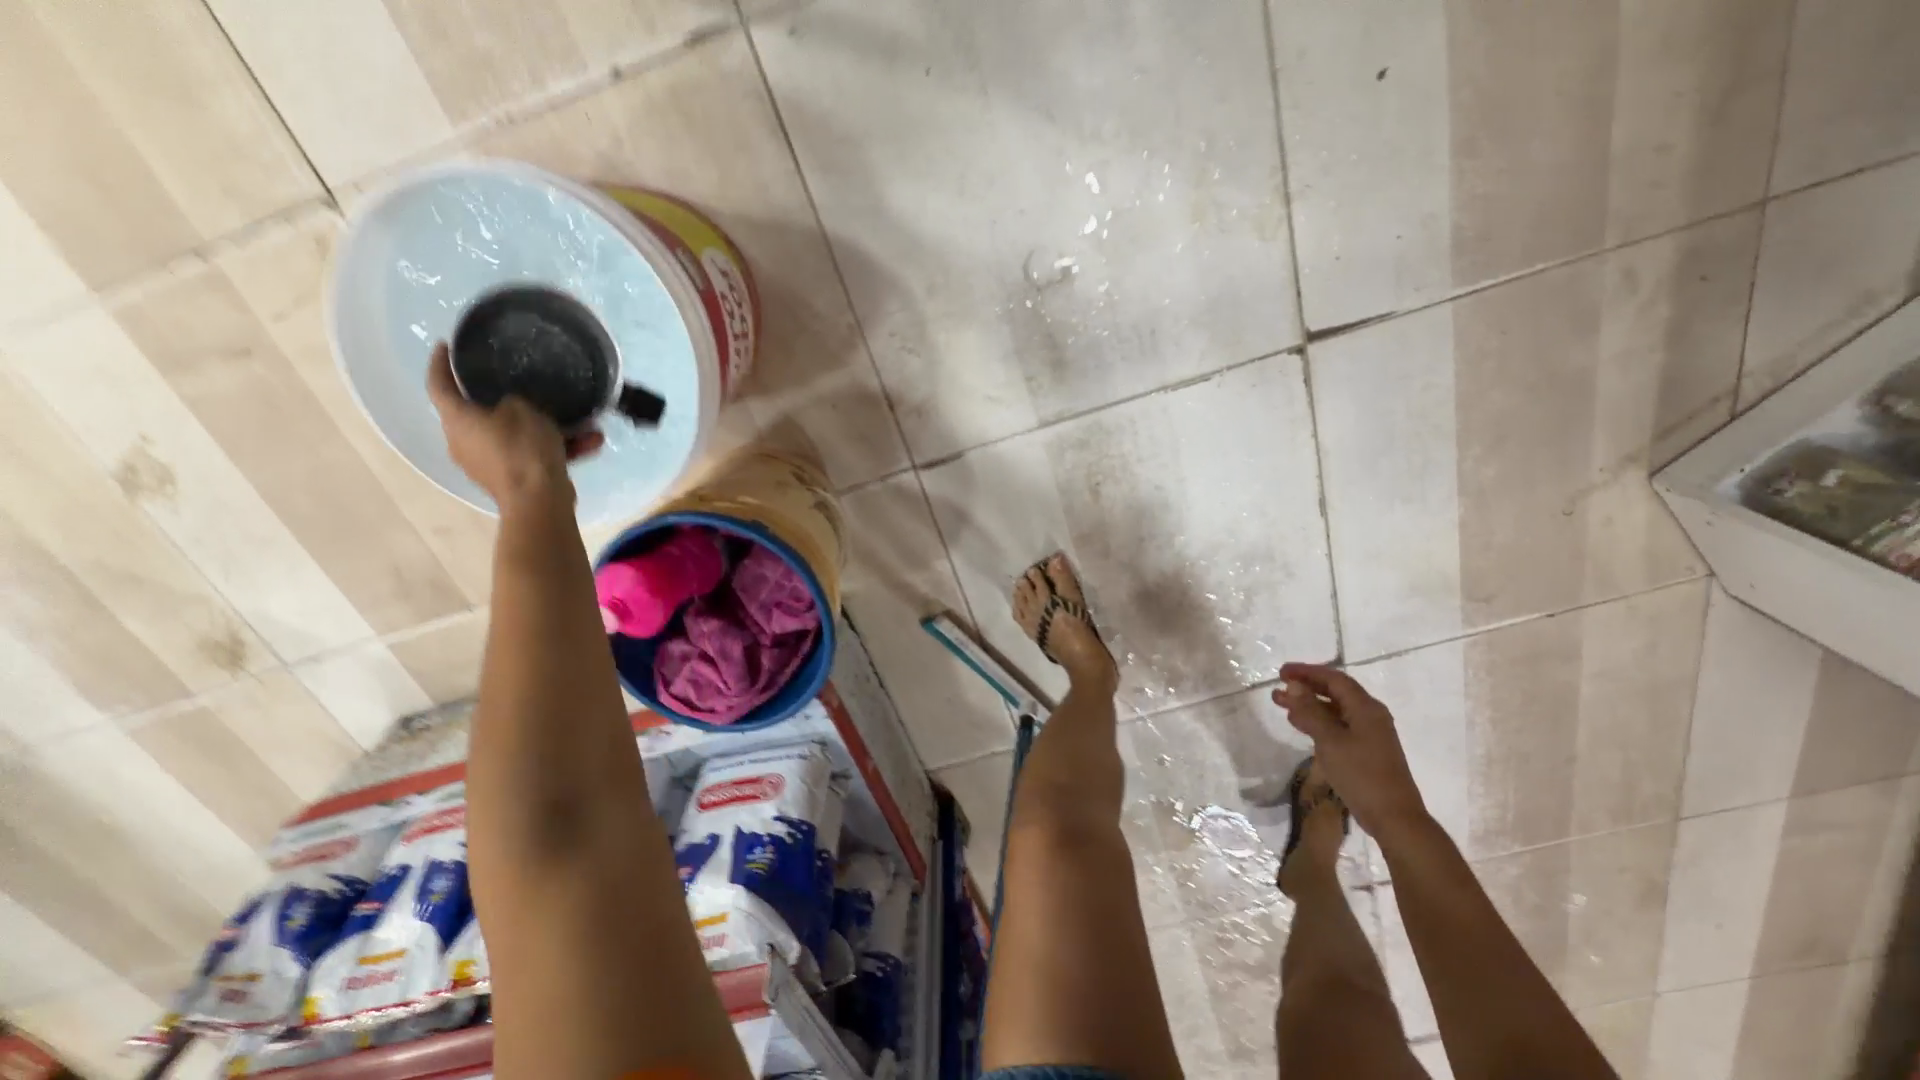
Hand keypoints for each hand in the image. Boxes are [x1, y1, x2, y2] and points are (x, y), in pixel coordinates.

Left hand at [425, 343, 603, 507]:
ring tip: (582, 423)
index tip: (445, 345)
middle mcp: (463, 442)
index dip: (440, 363)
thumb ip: (515, 399)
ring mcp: (486, 464)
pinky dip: (556, 449)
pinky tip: (589, 443)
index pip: (438, 385)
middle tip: (524, 384)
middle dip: (509, 400)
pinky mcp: (509, 480)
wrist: (539, 502)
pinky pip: (532, 456)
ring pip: (516, 436)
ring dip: (548, 429)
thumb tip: (513, 404)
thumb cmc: (522, 448)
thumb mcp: (524, 409)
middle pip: (480, 412)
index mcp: (457, 420)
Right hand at [1271, 662, 1428, 836]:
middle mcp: (1370, 715)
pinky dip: (1319, 723)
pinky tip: (1303, 728)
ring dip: (1309, 706)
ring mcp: (1370, 734)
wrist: (1393, 816)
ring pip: (1335, 711)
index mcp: (1365, 708)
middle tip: (1278, 690)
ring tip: (1283, 707)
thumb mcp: (1330, 740)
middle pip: (1335, 693)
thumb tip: (1293, 685)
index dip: (1307, 672)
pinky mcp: (1367, 751)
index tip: (1281, 672)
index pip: (1334, 679)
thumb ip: (1311, 711)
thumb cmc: (1361, 774)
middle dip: (1306, 688)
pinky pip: (1339, 727)